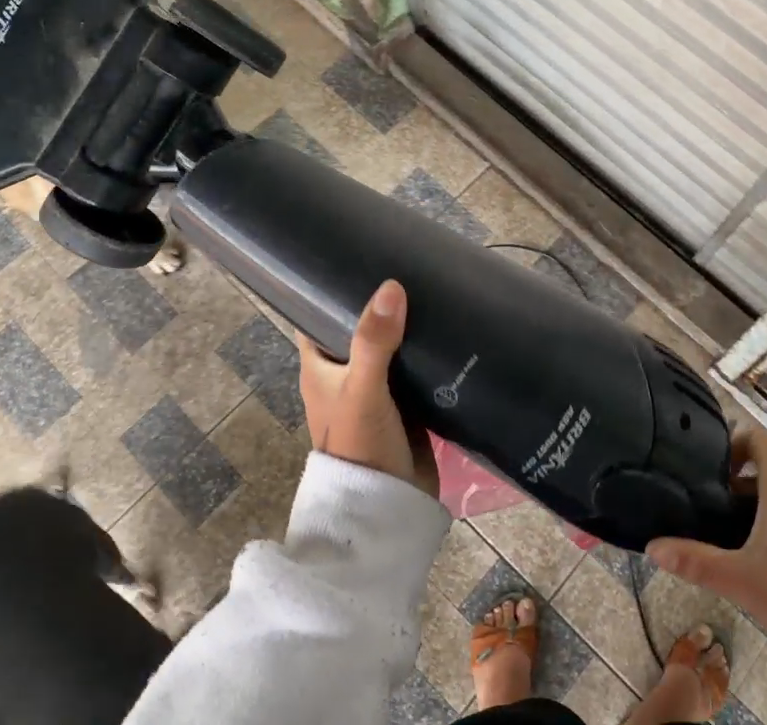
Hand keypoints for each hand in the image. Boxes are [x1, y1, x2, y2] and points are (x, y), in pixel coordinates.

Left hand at [297, 280, 438, 496]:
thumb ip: (373, 342)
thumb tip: (391, 287)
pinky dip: (427, 355)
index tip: (358, 261)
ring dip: (407, 329)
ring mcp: (376, 392)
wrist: (386, 506)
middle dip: (380, 306)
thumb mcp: (362, 389)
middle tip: (411, 268)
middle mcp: (344, 377)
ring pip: (390, 350)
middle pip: (360, 330)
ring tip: (435, 291)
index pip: (316, 318)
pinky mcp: (405, 407)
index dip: (329, 291)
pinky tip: (450, 332)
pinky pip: (415, 372)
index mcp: (320, 370)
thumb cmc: (360, 446)